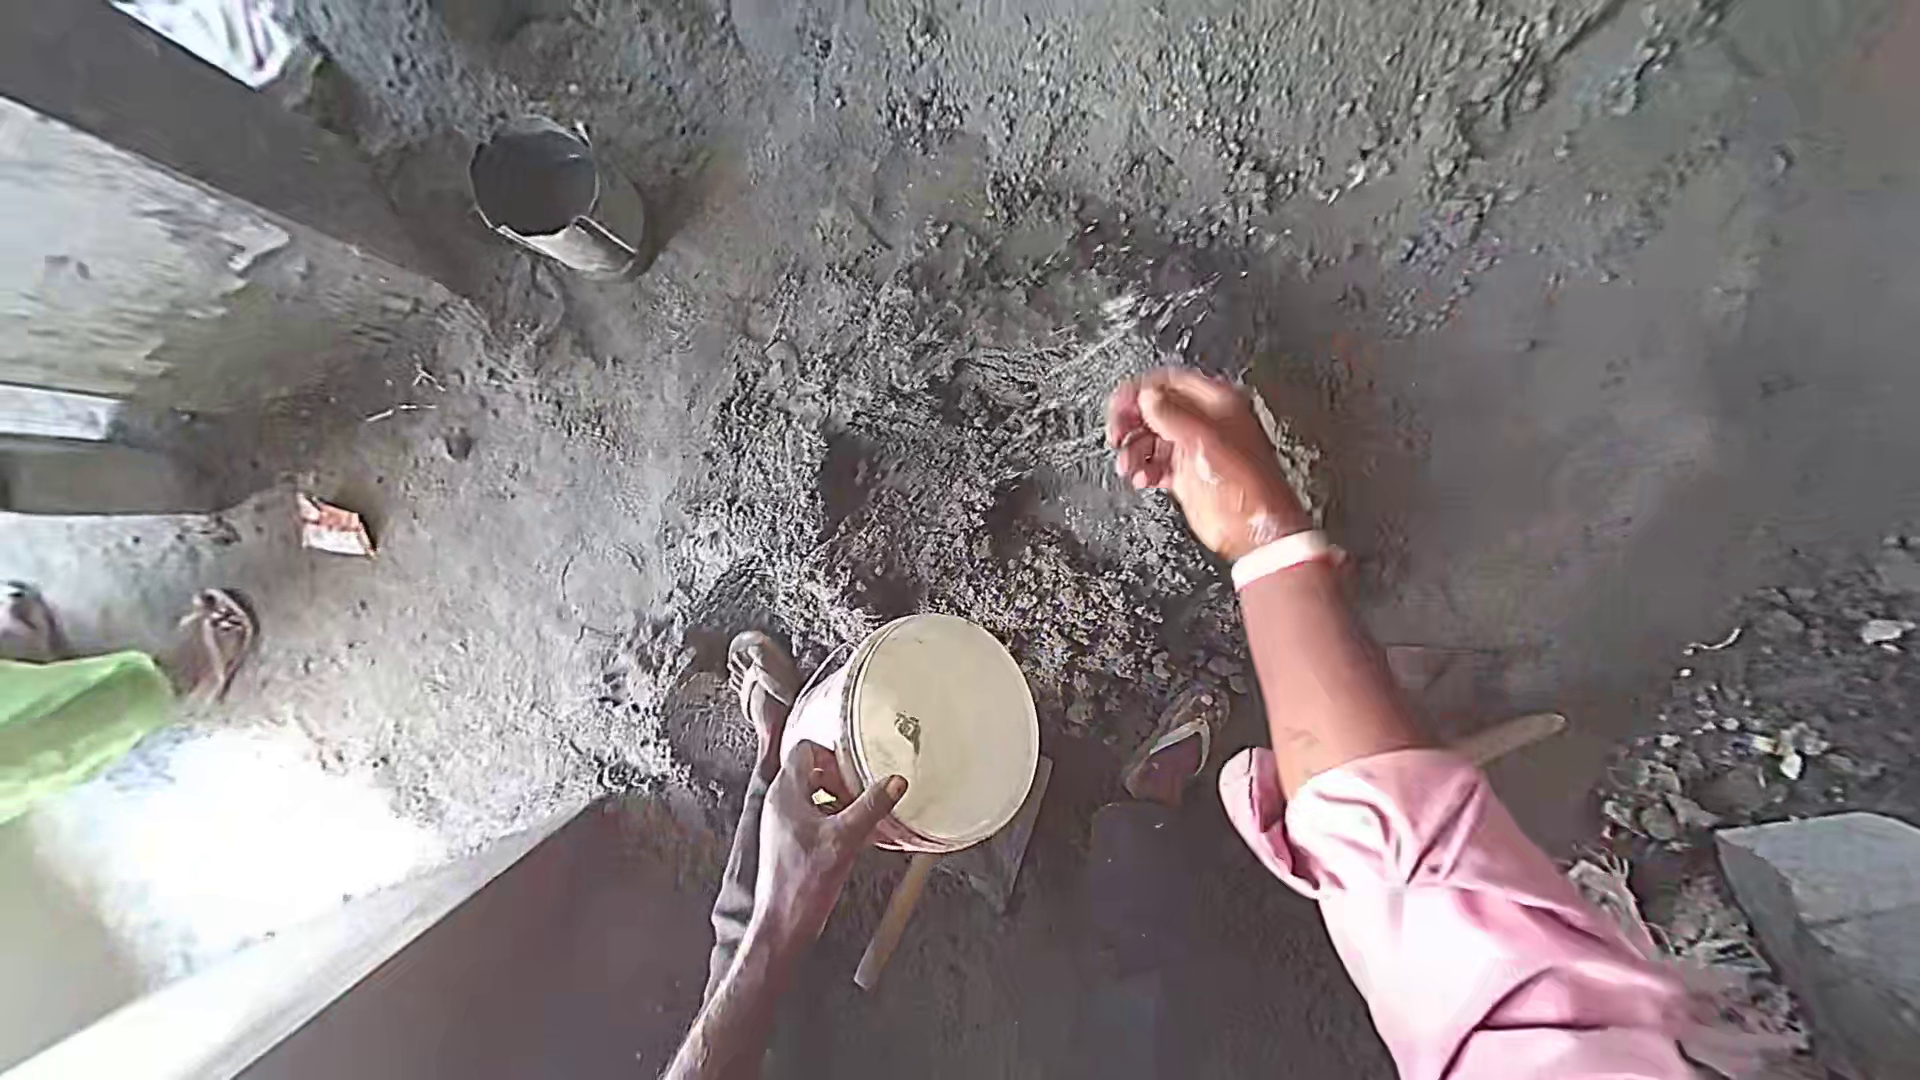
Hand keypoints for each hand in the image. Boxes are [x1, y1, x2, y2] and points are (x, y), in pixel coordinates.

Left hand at [751, 740, 906, 948]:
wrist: (783, 928)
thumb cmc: (802, 885)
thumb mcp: (845, 839)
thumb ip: (872, 807)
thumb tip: (894, 783)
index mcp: (785, 793)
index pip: (805, 749)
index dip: (832, 753)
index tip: (853, 766)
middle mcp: (780, 803)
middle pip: (811, 769)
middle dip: (840, 777)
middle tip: (861, 789)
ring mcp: (783, 822)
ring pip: (814, 793)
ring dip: (839, 797)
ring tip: (861, 811)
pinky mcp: (790, 840)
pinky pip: (813, 815)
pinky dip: (834, 816)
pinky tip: (855, 833)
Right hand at [1106, 368, 1310, 560]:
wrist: (1251, 529)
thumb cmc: (1245, 486)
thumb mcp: (1204, 440)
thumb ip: (1171, 414)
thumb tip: (1146, 397)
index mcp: (1216, 404)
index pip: (1168, 382)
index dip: (1139, 391)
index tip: (1118, 405)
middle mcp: (1203, 423)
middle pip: (1154, 409)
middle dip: (1131, 421)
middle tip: (1116, 435)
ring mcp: (1193, 448)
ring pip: (1149, 437)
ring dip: (1133, 450)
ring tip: (1129, 466)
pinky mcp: (1184, 473)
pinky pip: (1153, 464)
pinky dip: (1142, 470)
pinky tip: (1142, 479)